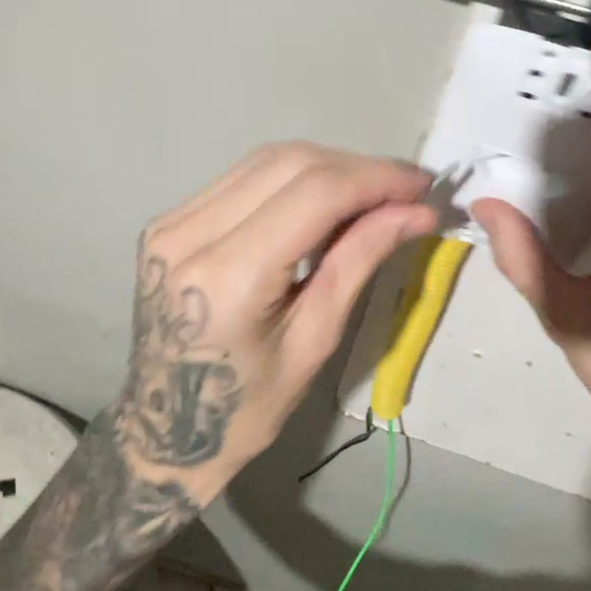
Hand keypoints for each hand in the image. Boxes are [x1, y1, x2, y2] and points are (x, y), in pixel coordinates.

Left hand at [117, 142, 435, 502]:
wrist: (169, 430)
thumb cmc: (250, 406)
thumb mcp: (315, 341)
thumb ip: (358, 262)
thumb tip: (416, 212)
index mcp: (227, 278)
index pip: (313, 193)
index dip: (376, 179)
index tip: (423, 187)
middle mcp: (189, 236)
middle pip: (289, 163)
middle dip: (357, 169)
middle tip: (405, 192)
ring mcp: (170, 223)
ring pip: (265, 161)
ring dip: (327, 168)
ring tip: (372, 196)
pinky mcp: (168, 221)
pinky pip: (242, 178)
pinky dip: (291, 180)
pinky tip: (323, 203)